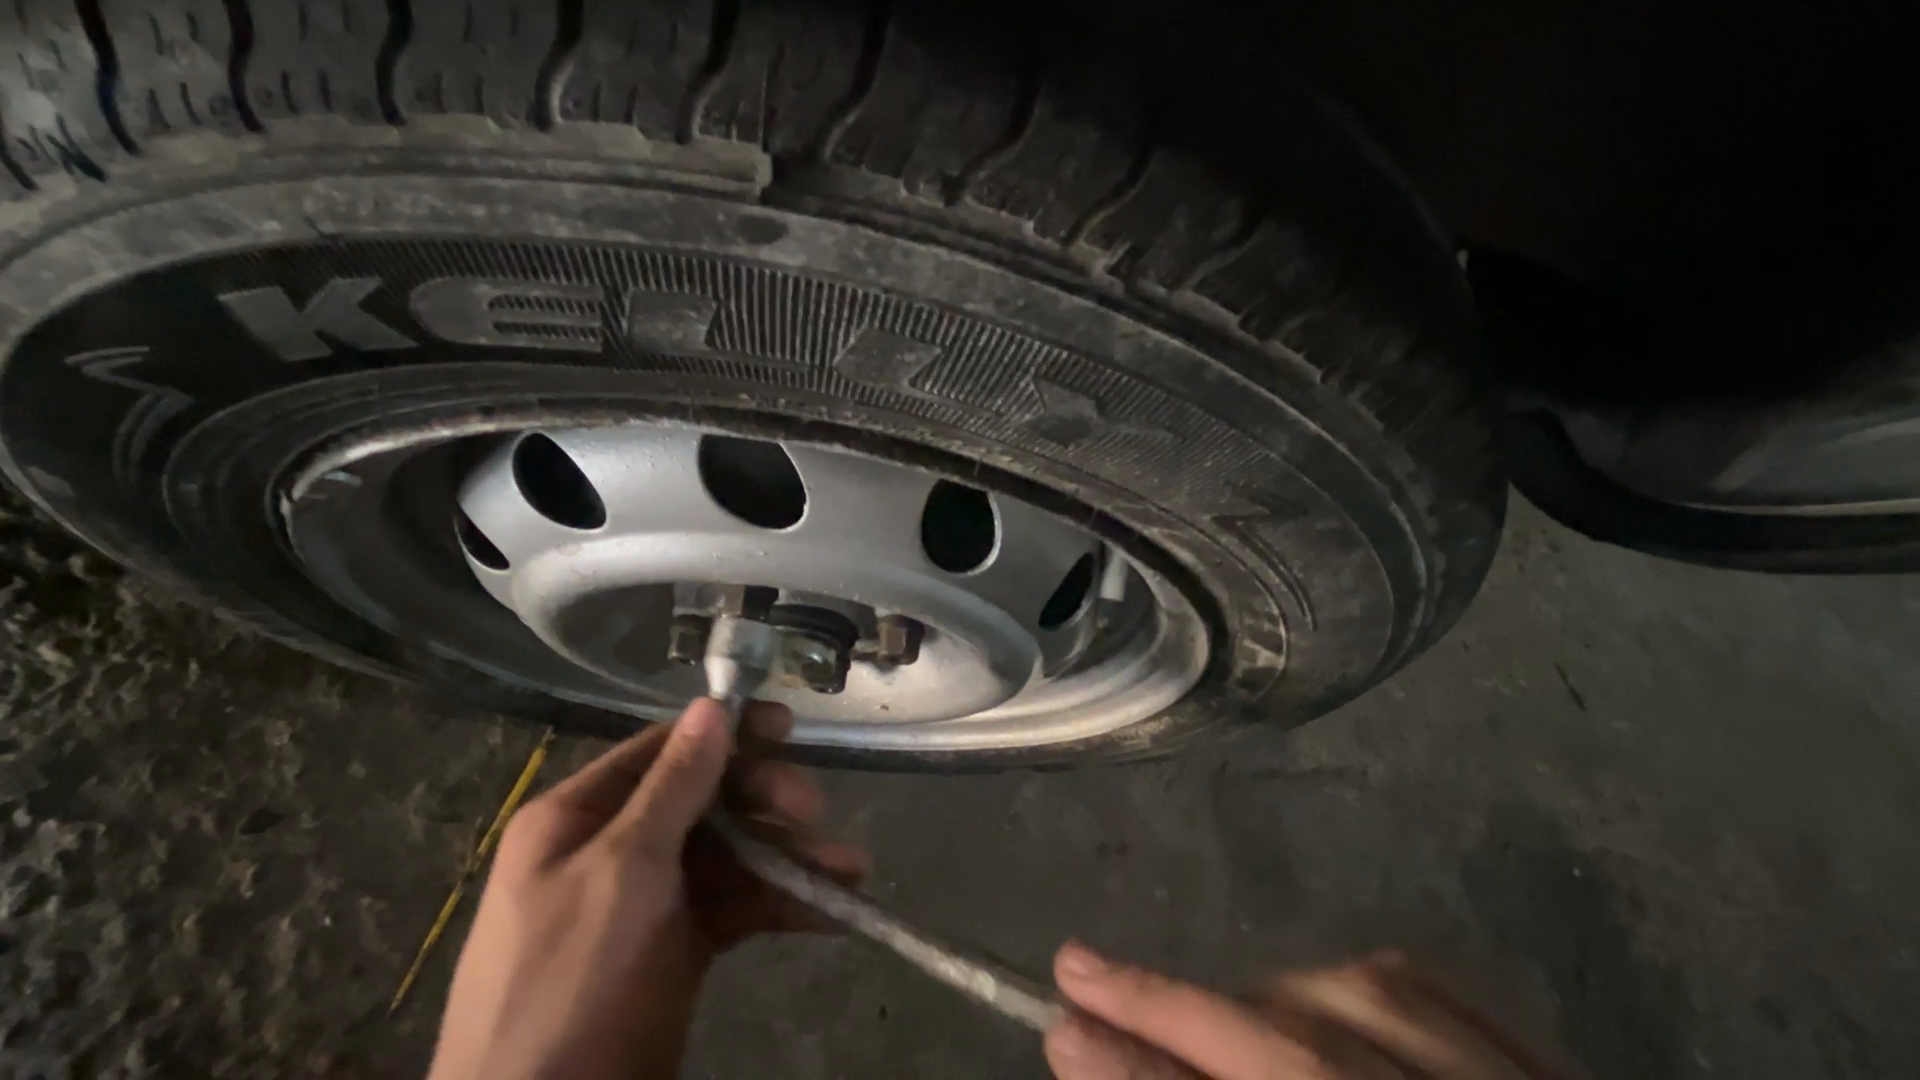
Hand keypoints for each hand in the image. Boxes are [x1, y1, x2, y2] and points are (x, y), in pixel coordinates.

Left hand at [427, 700, 868, 1079]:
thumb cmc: (570, 978)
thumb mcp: (622, 870)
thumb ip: (673, 787)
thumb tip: (710, 704)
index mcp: (581, 816)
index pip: (663, 751)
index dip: (726, 733)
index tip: (788, 726)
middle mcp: (616, 846)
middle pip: (706, 800)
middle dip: (764, 801)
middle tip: (812, 809)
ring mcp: (651, 897)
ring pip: (731, 855)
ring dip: (789, 858)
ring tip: (850, 870)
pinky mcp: (681, 944)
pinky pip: (738, 906)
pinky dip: (782, 905)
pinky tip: (831, 911)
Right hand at [1046, 943, 1567, 1078]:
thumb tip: (1095, 1064)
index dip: (1141, 1057)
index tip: (1060, 1017)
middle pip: (1296, 1049)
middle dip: (1174, 1006)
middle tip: (1083, 975)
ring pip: (1374, 1003)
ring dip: (1264, 992)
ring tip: (1196, 1002)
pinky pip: (1457, 1001)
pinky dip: (1370, 986)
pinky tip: (1322, 992)